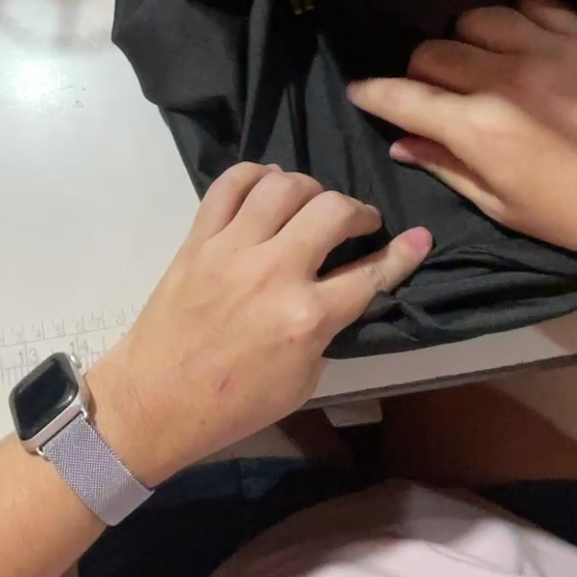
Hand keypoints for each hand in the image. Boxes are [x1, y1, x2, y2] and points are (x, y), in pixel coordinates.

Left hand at [86, 163, 430, 483]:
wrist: (158, 398)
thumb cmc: (234, 403)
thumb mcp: (303, 380)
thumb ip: (327, 328)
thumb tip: (342, 288)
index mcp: (307, 318)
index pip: (371, 274)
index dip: (404, 253)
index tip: (418, 236)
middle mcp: (274, 272)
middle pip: (332, 211)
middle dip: (357, 210)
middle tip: (358, 222)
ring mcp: (232, 249)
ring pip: (283, 187)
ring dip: (309, 187)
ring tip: (312, 201)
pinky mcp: (198, 239)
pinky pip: (227, 186)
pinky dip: (253, 174)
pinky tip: (267, 183)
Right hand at [346, 0, 576, 280]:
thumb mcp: (503, 207)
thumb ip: (446, 166)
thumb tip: (402, 143)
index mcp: (478, 128)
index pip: (401, 95)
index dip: (370, 93)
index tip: (358, 93)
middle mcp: (502, 79)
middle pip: (431, 52)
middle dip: (416, 74)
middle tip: (425, 97)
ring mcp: (544, 53)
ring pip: (474, 20)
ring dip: (460, 42)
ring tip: (469, 65)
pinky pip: (534, 6)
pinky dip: (515, 17)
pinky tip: (514, 38)